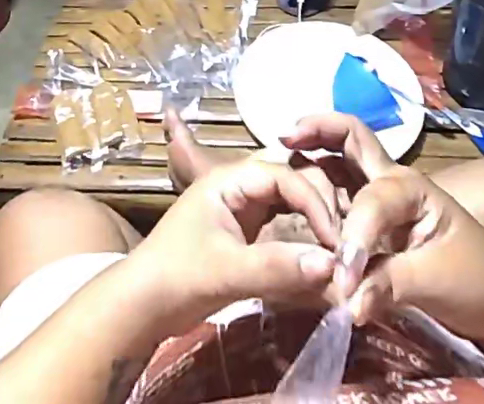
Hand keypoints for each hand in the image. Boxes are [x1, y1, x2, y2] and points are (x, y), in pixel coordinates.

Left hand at [124, 156, 342, 336]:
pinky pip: (284, 224)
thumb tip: (331, 266)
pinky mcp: (246, 231)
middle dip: (320, 208)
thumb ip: (276, 266)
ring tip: (336, 249)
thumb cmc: (177, 277)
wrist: (141, 307)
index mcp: (231, 177)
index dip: (315, 203)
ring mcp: (244, 207)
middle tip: (342, 243)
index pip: (286, 176)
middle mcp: (241, 185)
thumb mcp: (226, 270)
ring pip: (291, 202)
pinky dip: (303, 236)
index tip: (336, 240)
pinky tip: (317, 255)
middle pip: (293, 182)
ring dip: (314, 221)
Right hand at [282, 112, 483, 341]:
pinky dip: (317, 187)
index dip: (352, 239)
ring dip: (314, 152)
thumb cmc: (477, 281)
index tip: (344, 281)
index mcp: (410, 187)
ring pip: (342, 161)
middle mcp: (392, 182)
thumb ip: (388, 285)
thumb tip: (345, 300)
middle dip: (319, 129)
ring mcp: (381, 198)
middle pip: (352, 138)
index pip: (369, 201)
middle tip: (285, 134)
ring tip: (283, 156)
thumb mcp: (437, 282)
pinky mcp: (374, 221)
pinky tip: (298, 195)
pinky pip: (339, 194)